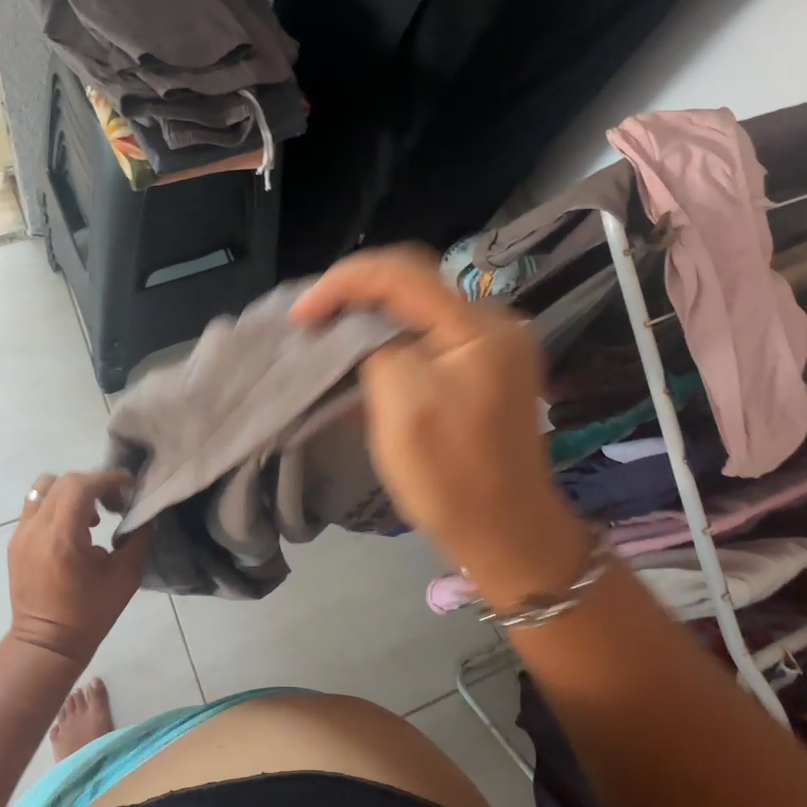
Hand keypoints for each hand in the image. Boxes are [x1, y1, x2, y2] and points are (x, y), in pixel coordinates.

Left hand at [7, 471, 151, 664]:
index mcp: (63, 537)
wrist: (47, 644)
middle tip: (115, 503)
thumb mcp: (127, 575)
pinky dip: (57, 505)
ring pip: (44, 488)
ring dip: (72, 491)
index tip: (129, 487)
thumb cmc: (90, 613)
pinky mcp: (15, 542)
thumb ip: (138, 536)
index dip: (108, 479)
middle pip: (64, 481)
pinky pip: (35, 506)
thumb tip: (143, 513)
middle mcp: (36, 528)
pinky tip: (73, 529)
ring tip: (91, 515)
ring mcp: (21, 533)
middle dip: (94, 484)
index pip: (82, 486)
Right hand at [290, 246, 590, 598]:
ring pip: (419, 308)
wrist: (506, 534)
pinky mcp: (486, 368)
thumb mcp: (401, 404)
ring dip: (371, 315)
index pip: (401, 273)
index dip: (343, 282)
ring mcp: (493, 346)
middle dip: (356, 292)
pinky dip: (392, 339)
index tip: (300, 313)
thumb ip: (377, 347)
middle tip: (311, 317)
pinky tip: (362, 355)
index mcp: (479, 326)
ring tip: (327, 330)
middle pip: (414, 282)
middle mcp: (494, 322)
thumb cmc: (451, 475)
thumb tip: (359, 328)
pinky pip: (430, 335)